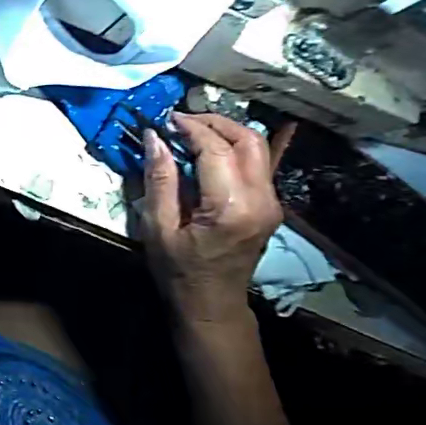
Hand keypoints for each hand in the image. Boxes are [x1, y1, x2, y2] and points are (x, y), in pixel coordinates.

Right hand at [141, 114, 295, 323]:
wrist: (211, 304)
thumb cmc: (178, 271)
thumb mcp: (157, 228)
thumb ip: (160, 180)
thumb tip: (154, 137)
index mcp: (231, 207)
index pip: (216, 149)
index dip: (191, 128)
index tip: (166, 120)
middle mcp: (261, 200)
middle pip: (247, 140)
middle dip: (213, 123)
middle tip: (180, 121)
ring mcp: (271, 202)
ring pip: (257, 148)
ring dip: (225, 132)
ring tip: (191, 132)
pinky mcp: (270, 205)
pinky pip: (257, 164)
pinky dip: (232, 148)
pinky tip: (207, 150)